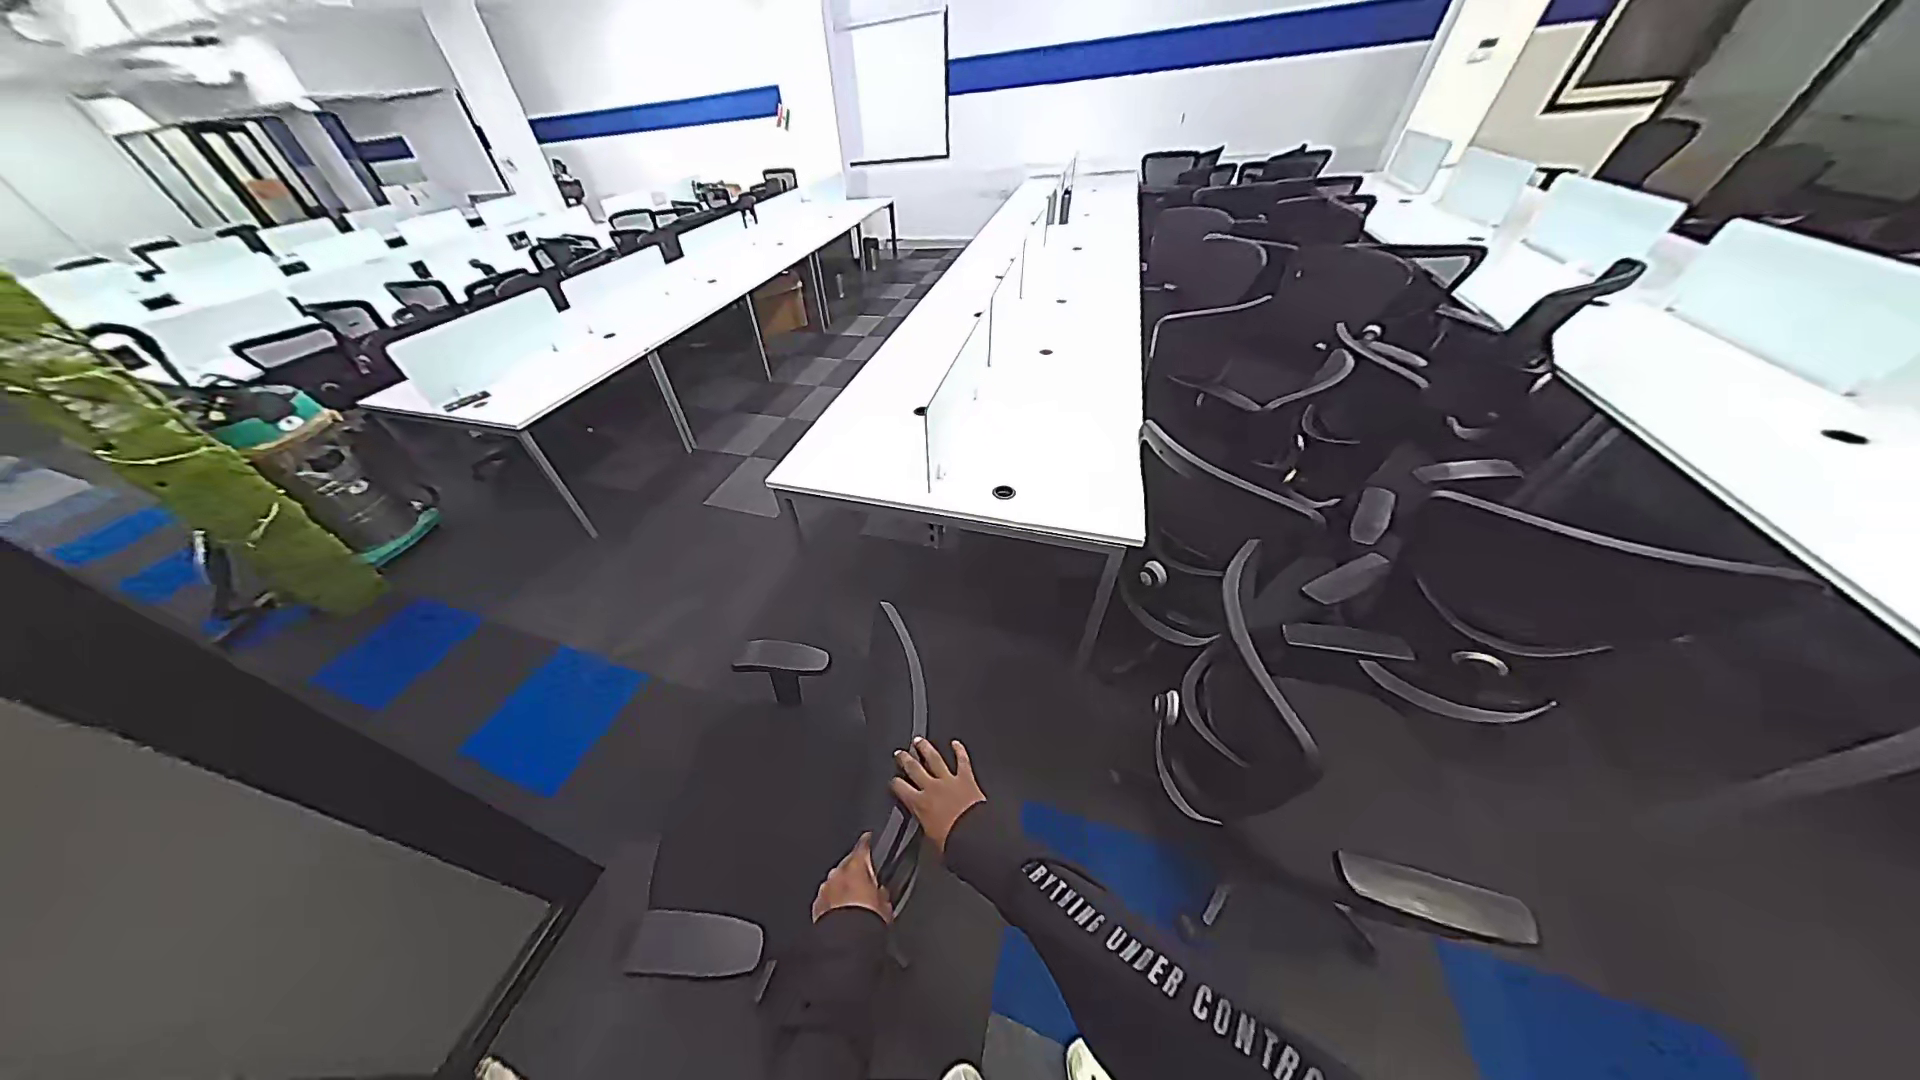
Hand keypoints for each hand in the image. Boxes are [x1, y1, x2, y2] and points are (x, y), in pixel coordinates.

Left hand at [812, 832, 893, 922]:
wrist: (845, 944)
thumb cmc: (866, 921)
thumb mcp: (885, 905)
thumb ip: (881, 891)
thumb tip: (880, 890)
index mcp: (856, 866)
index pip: (863, 845)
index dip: (867, 841)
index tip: (868, 838)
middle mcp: (837, 873)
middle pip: (847, 864)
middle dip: (854, 870)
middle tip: (864, 883)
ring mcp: (825, 889)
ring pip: (835, 881)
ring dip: (842, 886)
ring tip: (852, 902)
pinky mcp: (816, 906)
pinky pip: (826, 897)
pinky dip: (832, 901)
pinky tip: (840, 912)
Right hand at [889, 737, 986, 854]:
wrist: (975, 836)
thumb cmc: (953, 843)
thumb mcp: (930, 842)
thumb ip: (924, 831)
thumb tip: (924, 835)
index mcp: (919, 804)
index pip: (900, 788)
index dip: (894, 782)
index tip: (893, 780)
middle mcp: (932, 788)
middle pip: (914, 768)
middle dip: (905, 759)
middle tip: (900, 752)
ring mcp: (949, 780)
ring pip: (934, 759)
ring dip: (926, 748)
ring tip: (919, 741)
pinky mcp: (966, 778)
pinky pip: (962, 760)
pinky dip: (959, 750)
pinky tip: (956, 743)